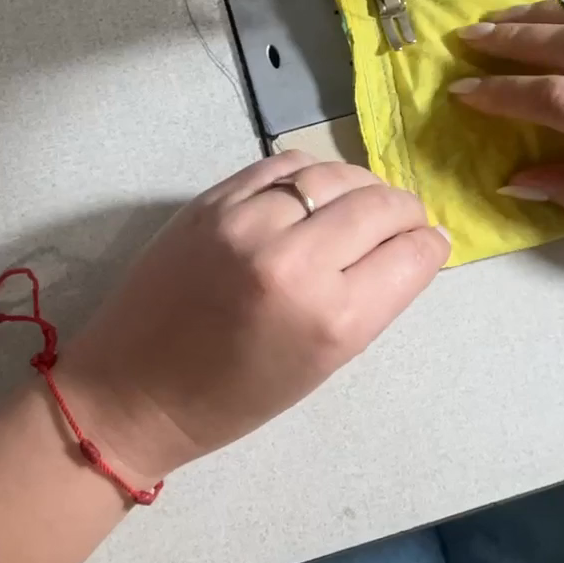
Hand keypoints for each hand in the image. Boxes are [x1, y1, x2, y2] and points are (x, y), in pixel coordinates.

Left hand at [55, 152, 447, 482]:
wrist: (134, 389)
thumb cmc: (234, 398)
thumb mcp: (321, 363)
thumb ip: (369, 299)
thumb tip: (408, 247)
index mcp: (332, 320)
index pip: (410, 255)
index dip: (429, 244)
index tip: (430, 243)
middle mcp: (295, 260)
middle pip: (379, 205)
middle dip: (405, 211)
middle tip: (404, 221)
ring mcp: (248, 221)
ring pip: (334, 173)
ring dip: (361, 185)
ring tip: (361, 202)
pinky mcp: (213, 200)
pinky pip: (283, 164)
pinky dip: (311, 172)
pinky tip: (314, 189)